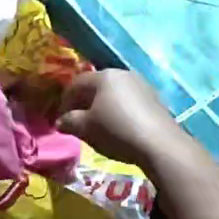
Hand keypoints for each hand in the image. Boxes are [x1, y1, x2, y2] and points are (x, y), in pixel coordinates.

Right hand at [56, 70, 188, 167]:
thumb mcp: (85, 128)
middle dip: (83, 101)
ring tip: (97, 124)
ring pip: (114, 92)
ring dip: (102, 105)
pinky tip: (118, 126)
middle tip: (77, 120)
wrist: (159, 144)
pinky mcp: (154, 98)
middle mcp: (123, 74)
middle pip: (96, 85)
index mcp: (104, 76)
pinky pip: (128, 100)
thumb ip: (69, 121)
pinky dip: (118, 110)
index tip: (60, 117)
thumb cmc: (116, 130)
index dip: (65, 100)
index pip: (76, 83)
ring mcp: (141, 84)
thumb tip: (60, 121)